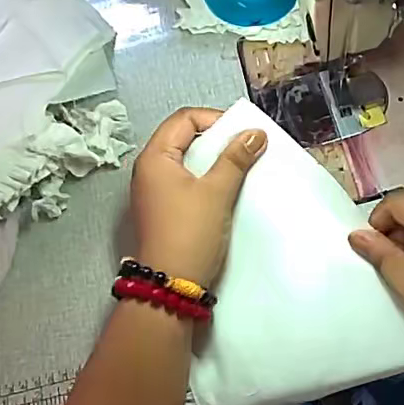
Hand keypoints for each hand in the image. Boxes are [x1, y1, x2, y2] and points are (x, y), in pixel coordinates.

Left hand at [130, 108, 265, 288]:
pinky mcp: (164, 211)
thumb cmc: (189, 234)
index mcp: (154, 158)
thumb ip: (235, 159)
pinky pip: (186, 183)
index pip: (184, 119)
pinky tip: (227, 190)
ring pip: (186, 163)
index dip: (215, 119)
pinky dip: (207, 180)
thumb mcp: (217, 192)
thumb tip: (254, 133)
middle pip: (183, 138)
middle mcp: (149, 171)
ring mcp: (155, 193)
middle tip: (245, 148)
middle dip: (217, 140)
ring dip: (214, 161)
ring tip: (240, 168)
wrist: (171, 286)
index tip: (243, 132)